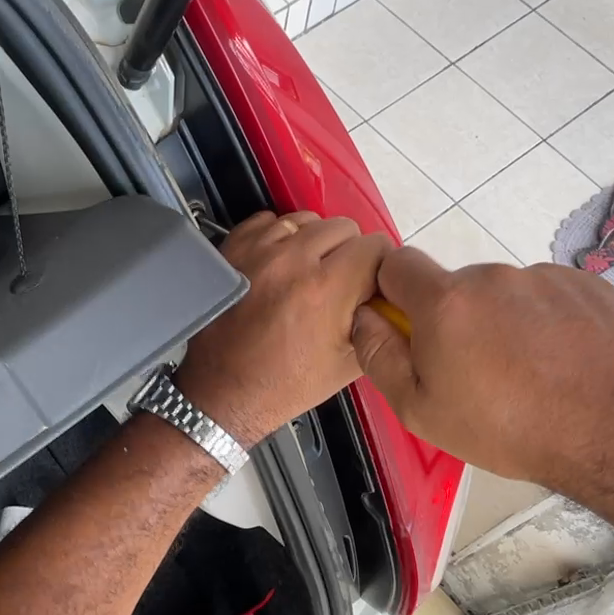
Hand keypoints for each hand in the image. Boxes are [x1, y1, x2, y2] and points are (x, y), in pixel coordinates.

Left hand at [176, 211, 391, 446]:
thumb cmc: (283, 385)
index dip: (380, 266)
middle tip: (340, 283)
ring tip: (307, 275)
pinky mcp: (232, 251)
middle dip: (349, 253)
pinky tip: (279, 266)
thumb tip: (390, 295)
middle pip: (343, 227)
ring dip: (313, 243)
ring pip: (306, 220)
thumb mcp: (348, 364)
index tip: (371, 283)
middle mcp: (291, 262)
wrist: (223, 394)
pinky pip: (268, 222)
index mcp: (326, 289)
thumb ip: (378, 322)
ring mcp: (257, 252)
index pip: (375, 246)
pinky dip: (279, 239)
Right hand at [350, 247, 613, 491]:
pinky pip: (547, 297)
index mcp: (445, 301)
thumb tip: (363, 316)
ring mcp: (546, 277)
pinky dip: (543, 322)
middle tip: (471, 372)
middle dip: (452, 319)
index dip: (391, 291)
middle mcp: (494, 275)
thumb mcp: (419, 410)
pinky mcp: (589, 286)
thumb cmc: (503, 429)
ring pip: (502, 293)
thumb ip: (379, 356)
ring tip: (524, 372)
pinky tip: (559, 362)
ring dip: (500, 321)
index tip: (405, 328)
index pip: (396, 263)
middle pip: (453, 286)